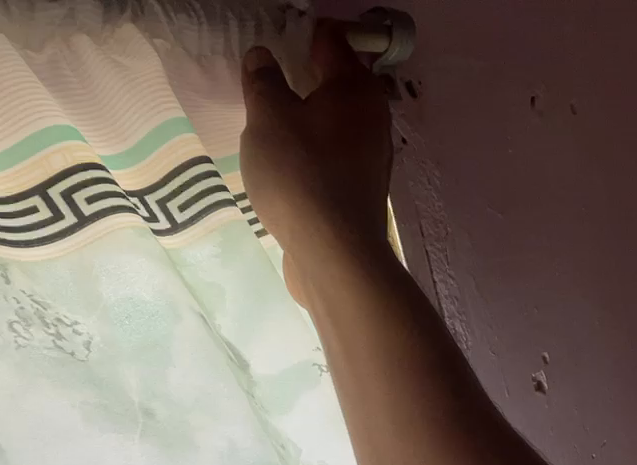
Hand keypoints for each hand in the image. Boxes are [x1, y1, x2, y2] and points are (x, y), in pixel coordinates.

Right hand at [240, 19, 392, 299]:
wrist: (334, 255)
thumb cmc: (300, 175)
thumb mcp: (268, 118)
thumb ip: (263, 83)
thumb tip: (262, 58)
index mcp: (356, 88)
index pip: (331, 41)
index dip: (301, 36)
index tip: (275, 45)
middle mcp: (373, 121)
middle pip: (338, 88)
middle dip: (307, 84)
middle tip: (270, 91)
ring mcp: (372, 163)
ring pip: (337, 131)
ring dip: (311, 128)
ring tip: (275, 136)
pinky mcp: (362, 199)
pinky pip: (334, 167)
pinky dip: (315, 163)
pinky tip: (291, 176)